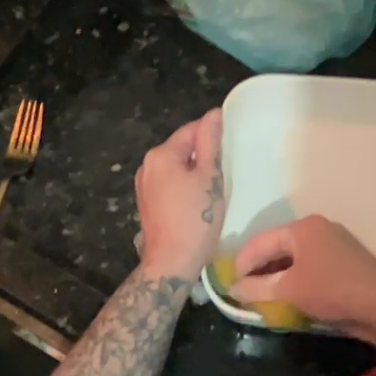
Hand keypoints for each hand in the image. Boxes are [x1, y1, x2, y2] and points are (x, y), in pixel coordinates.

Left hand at [135, 109, 225, 281]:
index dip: (213, 133)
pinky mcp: (146, 203)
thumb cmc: (195, 219)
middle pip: (181, 148)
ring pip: (175, 168)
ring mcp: (143, 186)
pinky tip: (197, 201)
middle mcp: (147, 165)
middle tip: (226, 170)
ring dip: (194, 172)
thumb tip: (213, 114)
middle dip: (203, 155)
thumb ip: (211, 143)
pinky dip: (183, 186)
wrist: (171, 262)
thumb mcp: (209, 178)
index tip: (232, 146)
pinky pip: (169, 184)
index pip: (191, 129)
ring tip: (213, 188)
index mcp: (161, 154)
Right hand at [229, 216, 375, 346]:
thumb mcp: (289, 291)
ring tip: (261, 296)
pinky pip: (309, 266)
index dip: (241, 263)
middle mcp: (318, 228)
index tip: (228, 285)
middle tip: (242, 291)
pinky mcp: (344, 261)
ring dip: (275, 276)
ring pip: (293, 258)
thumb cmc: (333, 292)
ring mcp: (334, 243)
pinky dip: (294, 279)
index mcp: (302, 228)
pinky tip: (287, 296)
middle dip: (258, 269)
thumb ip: (256, 289)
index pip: (260, 241)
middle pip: (276, 247)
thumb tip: (233, 289)